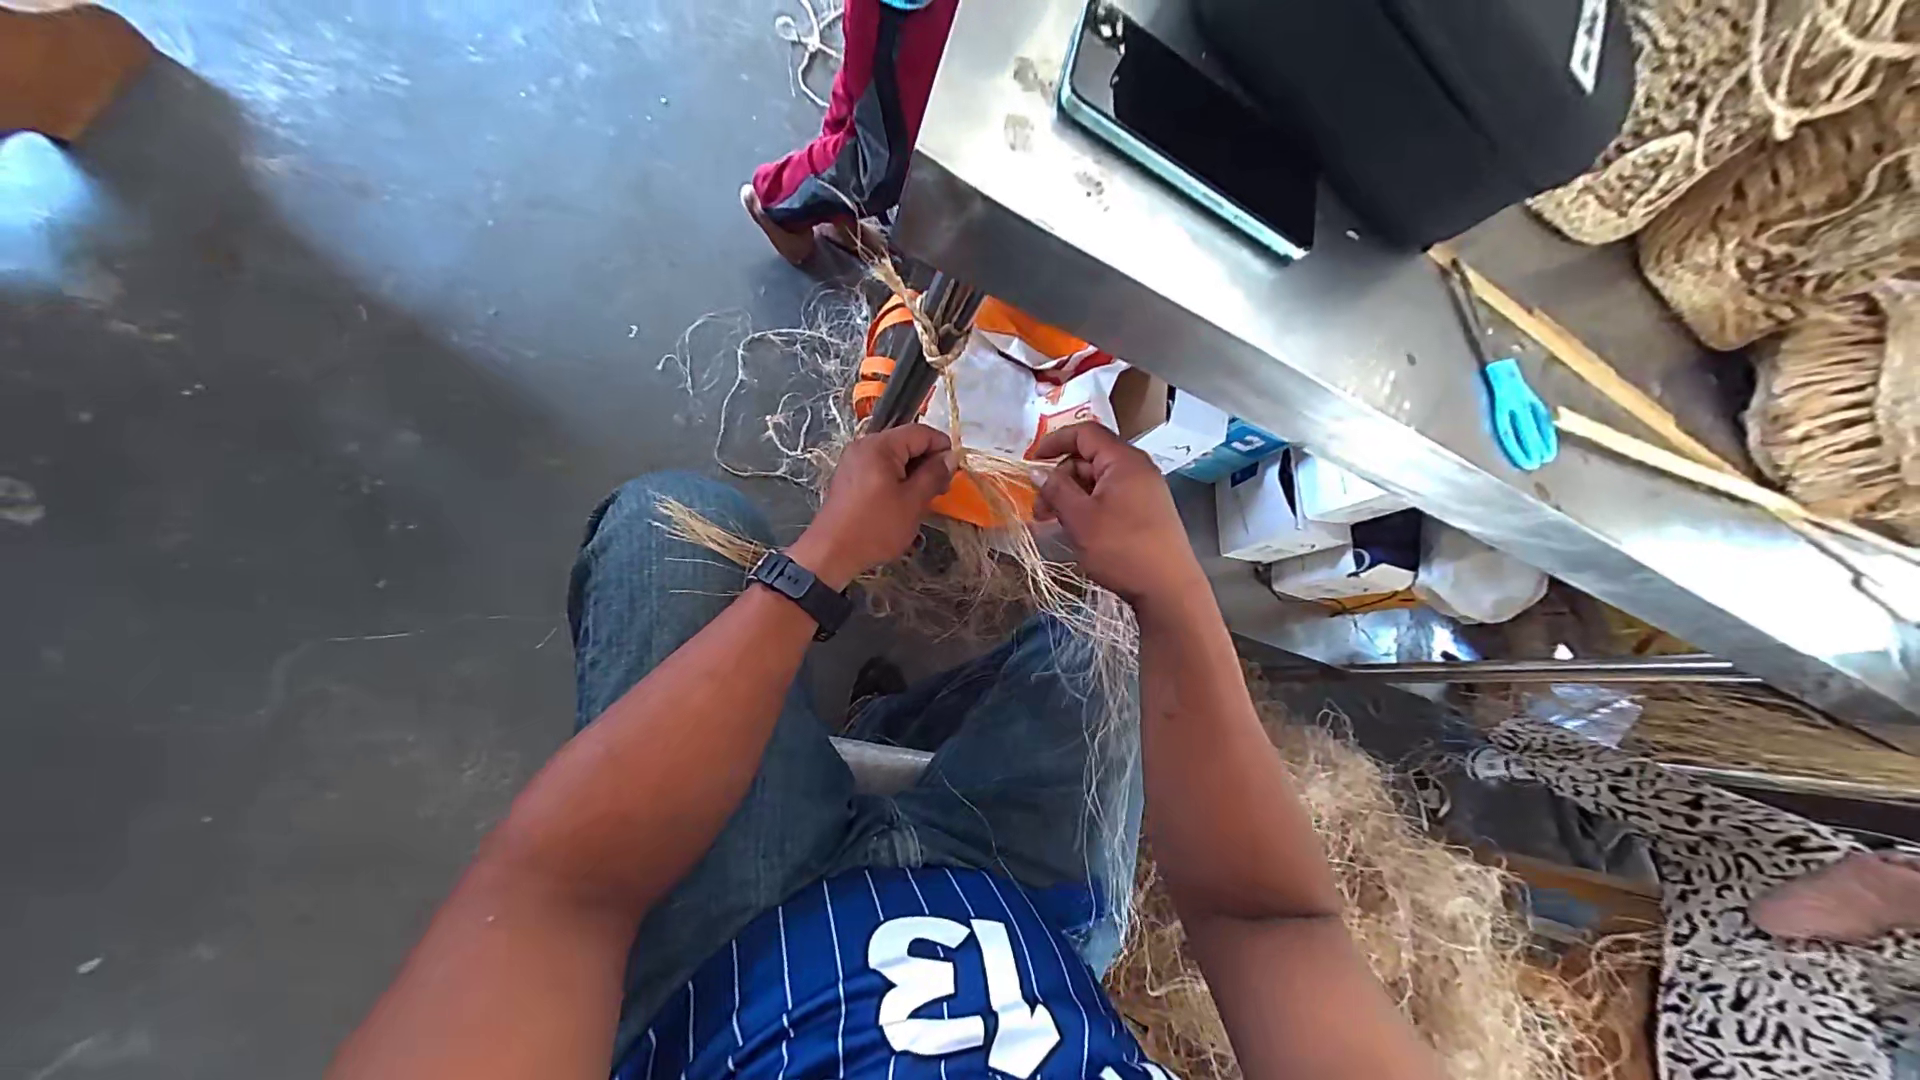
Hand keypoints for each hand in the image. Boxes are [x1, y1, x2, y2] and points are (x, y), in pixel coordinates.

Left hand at [790, 424, 953, 588]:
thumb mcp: (913, 501)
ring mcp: (854, 461)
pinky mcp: (849, 478)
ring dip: (913, 474)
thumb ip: (934, 475)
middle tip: (941, 489)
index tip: (955, 471)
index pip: (921, 432)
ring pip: (894, 458)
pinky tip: (903, 502)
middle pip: (906, 443)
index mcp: (880, 446)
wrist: (831, 553)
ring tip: (923, 499)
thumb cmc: (875, 527)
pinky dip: (896, 480)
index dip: (943, 447)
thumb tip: (950, 457)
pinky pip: (880, 469)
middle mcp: (864, 446)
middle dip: (928, 462)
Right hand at [1032, 421, 1203, 609]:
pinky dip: (1088, 506)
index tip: (1032, 461)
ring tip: (1054, 522)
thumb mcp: (1080, 518)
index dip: (1055, 441)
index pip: (1085, 433)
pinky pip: (1110, 497)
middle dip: (1060, 478)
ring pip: (1098, 481)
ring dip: (1071, 495)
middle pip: (1089, 458)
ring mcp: (1144, 490)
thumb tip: (1038, 472)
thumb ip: (1056, 490)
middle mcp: (1137, 469)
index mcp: (1123, 461)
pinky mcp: (1146, 511)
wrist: (1168, 589)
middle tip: (1040, 509)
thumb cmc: (1121, 549)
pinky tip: (1077, 528)